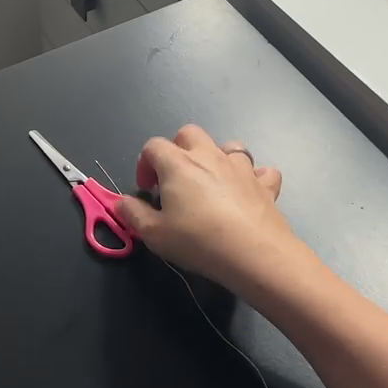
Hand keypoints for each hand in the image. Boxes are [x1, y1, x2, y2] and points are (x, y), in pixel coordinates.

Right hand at [110, 125, 302, 291]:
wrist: (253, 253)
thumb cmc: (198, 240)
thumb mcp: (154, 234)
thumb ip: (133, 214)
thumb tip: (121, 203)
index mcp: (177, 164)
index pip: (153, 146)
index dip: (144, 164)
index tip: (147, 190)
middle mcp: (209, 156)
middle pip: (189, 134)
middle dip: (178, 150)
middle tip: (174, 179)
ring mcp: (241, 167)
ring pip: (228, 145)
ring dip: (216, 158)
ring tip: (211, 183)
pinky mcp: (265, 184)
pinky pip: (261, 171)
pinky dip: (253, 178)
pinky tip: (246, 193)